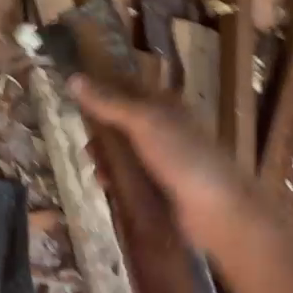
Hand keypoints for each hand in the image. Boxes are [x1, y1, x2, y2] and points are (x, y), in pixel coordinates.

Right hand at [68, 76, 262, 251]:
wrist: (220, 214)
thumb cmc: (183, 158)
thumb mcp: (143, 122)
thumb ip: (108, 102)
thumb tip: (73, 78)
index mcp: (164, 106)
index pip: (127, 86)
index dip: (102, 85)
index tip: (72, 90)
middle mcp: (163, 129)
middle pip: (121, 120)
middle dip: (99, 127)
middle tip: (81, 133)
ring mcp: (162, 160)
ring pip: (123, 150)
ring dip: (105, 155)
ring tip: (92, 163)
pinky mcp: (160, 188)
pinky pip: (129, 177)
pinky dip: (115, 178)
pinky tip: (104, 184)